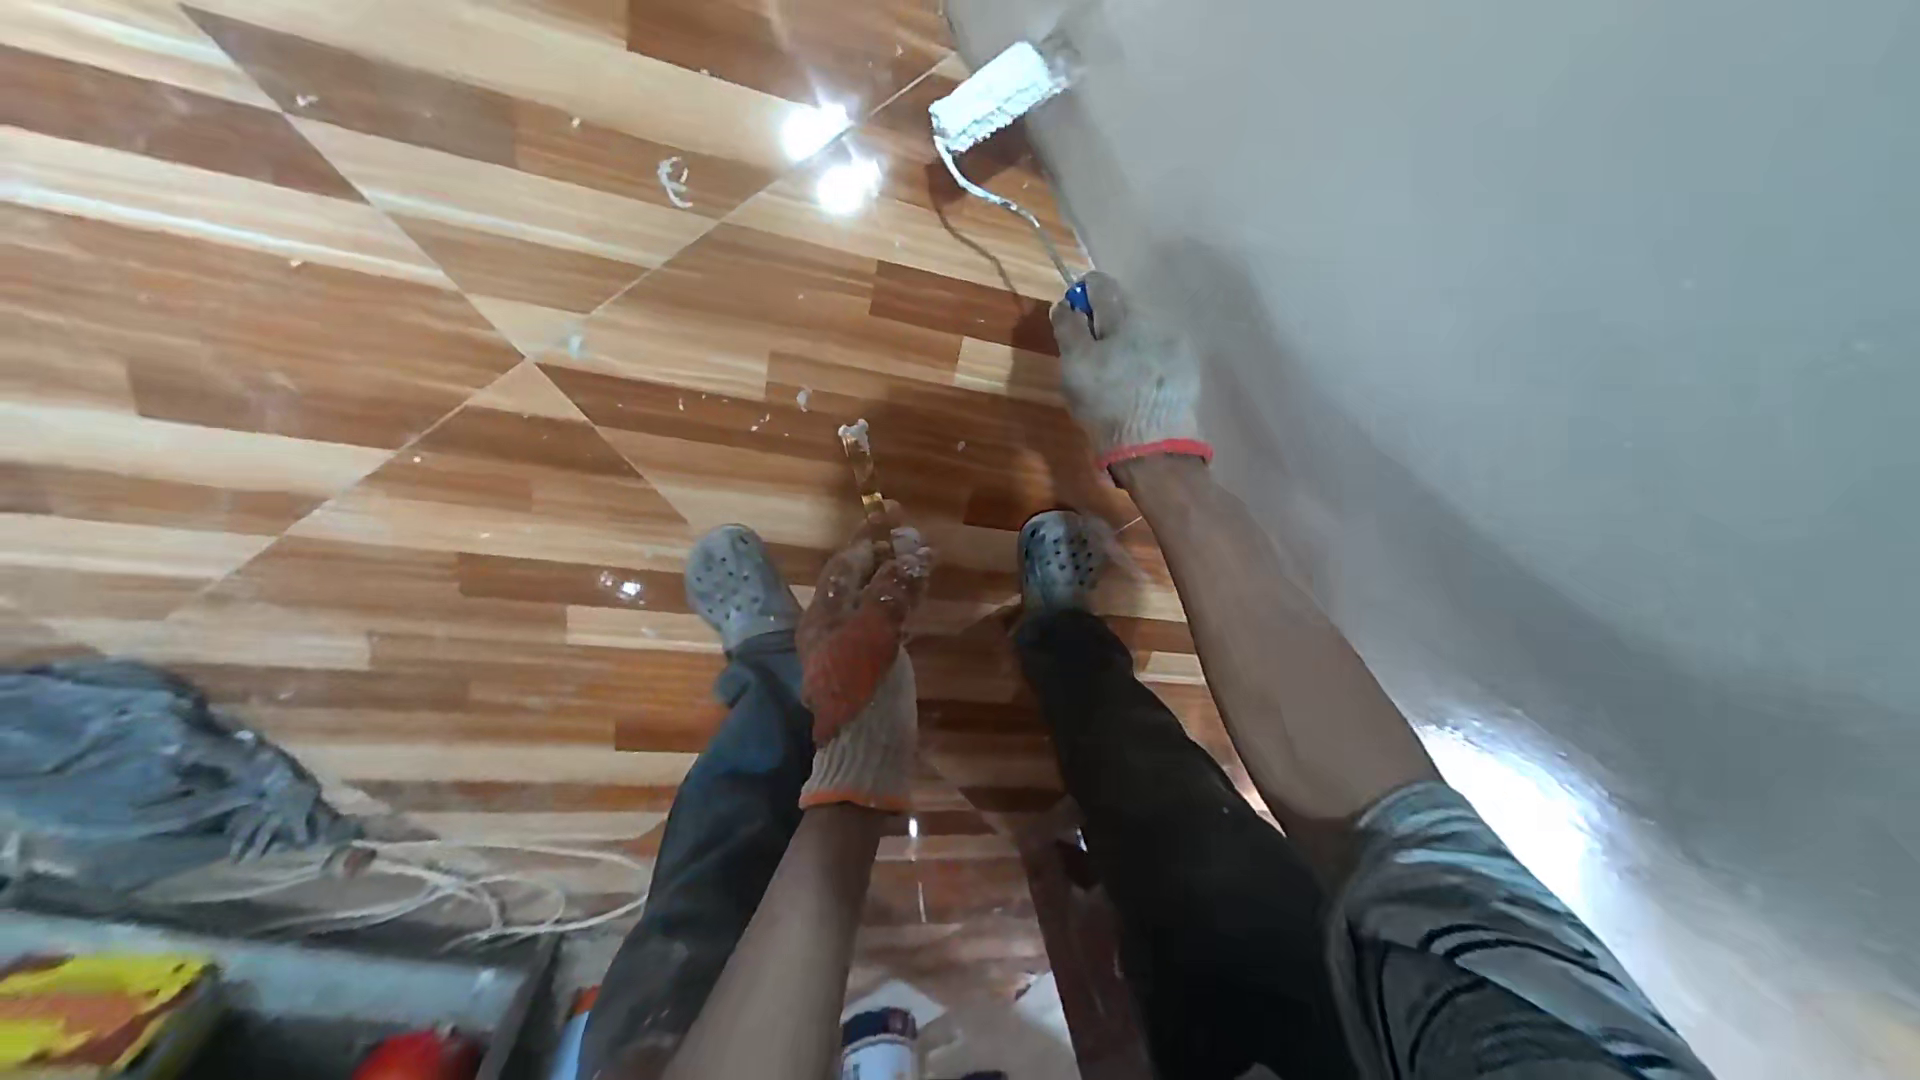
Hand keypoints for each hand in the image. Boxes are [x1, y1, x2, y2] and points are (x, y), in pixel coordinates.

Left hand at [796, 503, 929, 810]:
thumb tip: (911, 551)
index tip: (893, 512)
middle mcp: (835, 624)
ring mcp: (855, 643)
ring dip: (898, 573)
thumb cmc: (861, 689)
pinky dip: (905, 598)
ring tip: (922, 554)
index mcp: (825, 615)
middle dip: (886, 552)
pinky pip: (889, 617)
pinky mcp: (875, 660)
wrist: (865, 750)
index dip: (870, 536)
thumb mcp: (874, 633)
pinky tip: (919, 591)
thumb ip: (891, 590)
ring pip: (877, 596)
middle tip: (913, 532)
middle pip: (861, 578)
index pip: (847, 564)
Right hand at [1050, 271, 1211, 471]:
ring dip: (1128, 341)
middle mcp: (1152, 322)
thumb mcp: (1074, 368)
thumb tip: (1065, 306)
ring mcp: (1174, 344)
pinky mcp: (1187, 367)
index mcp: (1121, 320)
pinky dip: (1147, 360)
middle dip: (1107, 320)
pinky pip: (1161, 352)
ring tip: (1119, 372)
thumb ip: (1068, 331)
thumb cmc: (1104, 406)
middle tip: (1093, 348)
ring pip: (1143, 330)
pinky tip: (1141, 384)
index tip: (1075, 307)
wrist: (1152, 445)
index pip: (1102, 288)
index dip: (1086, 291)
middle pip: (1125, 308)